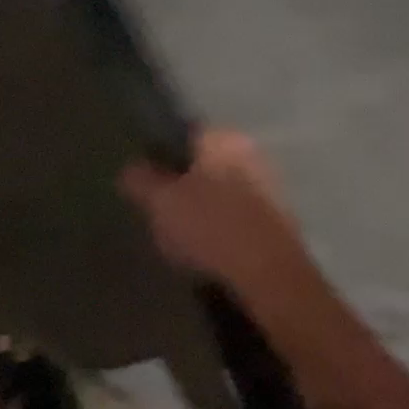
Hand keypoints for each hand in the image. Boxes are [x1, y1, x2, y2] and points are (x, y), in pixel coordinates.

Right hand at [119, 130, 308, 295]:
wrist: (269, 274)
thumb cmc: (210, 227)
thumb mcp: (160, 203)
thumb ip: (141, 181)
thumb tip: (129, 168)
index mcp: (222, 138)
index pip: (184, 134)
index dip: (160, 154)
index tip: (145, 178)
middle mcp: (250, 152)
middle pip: (206, 162)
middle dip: (185, 182)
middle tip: (161, 210)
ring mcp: (269, 185)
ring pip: (224, 189)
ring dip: (207, 206)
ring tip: (184, 236)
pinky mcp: (279, 218)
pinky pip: (240, 215)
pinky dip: (225, 226)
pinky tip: (211, 250)